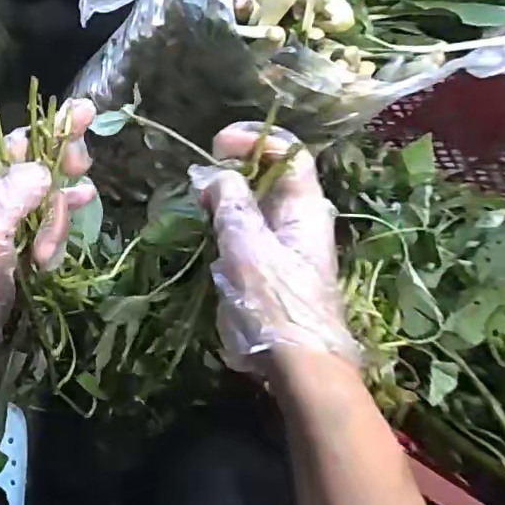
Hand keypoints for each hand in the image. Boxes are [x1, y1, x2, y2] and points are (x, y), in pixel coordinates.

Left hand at [0, 100, 97, 341]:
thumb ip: (12, 195)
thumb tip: (45, 169)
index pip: (20, 140)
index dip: (52, 126)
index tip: (84, 113)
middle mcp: (0, 191)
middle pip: (43, 163)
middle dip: (63, 169)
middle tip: (80, 171)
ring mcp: (15, 215)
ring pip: (53, 197)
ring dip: (56, 221)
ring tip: (41, 255)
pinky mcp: (25, 238)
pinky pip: (53, 219)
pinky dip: (64, 221)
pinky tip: (84, 205)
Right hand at [188, 122, 358, 371]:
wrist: (295, 364)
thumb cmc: (273, 300)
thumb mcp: (246, 243)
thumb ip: (231, 202)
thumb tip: (219, 175)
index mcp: (305, 209)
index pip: (290, 155)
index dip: (256, 140)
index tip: (217, 145)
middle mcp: (300, 221)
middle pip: (271, 178)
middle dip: (234, 169)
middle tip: (202, 179)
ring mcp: (286, 245)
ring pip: (256, 204)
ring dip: (227, 197)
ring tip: (200, 203)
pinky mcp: (271, 266)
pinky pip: (248, 230)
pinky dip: (226, 222)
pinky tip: (208, 232)